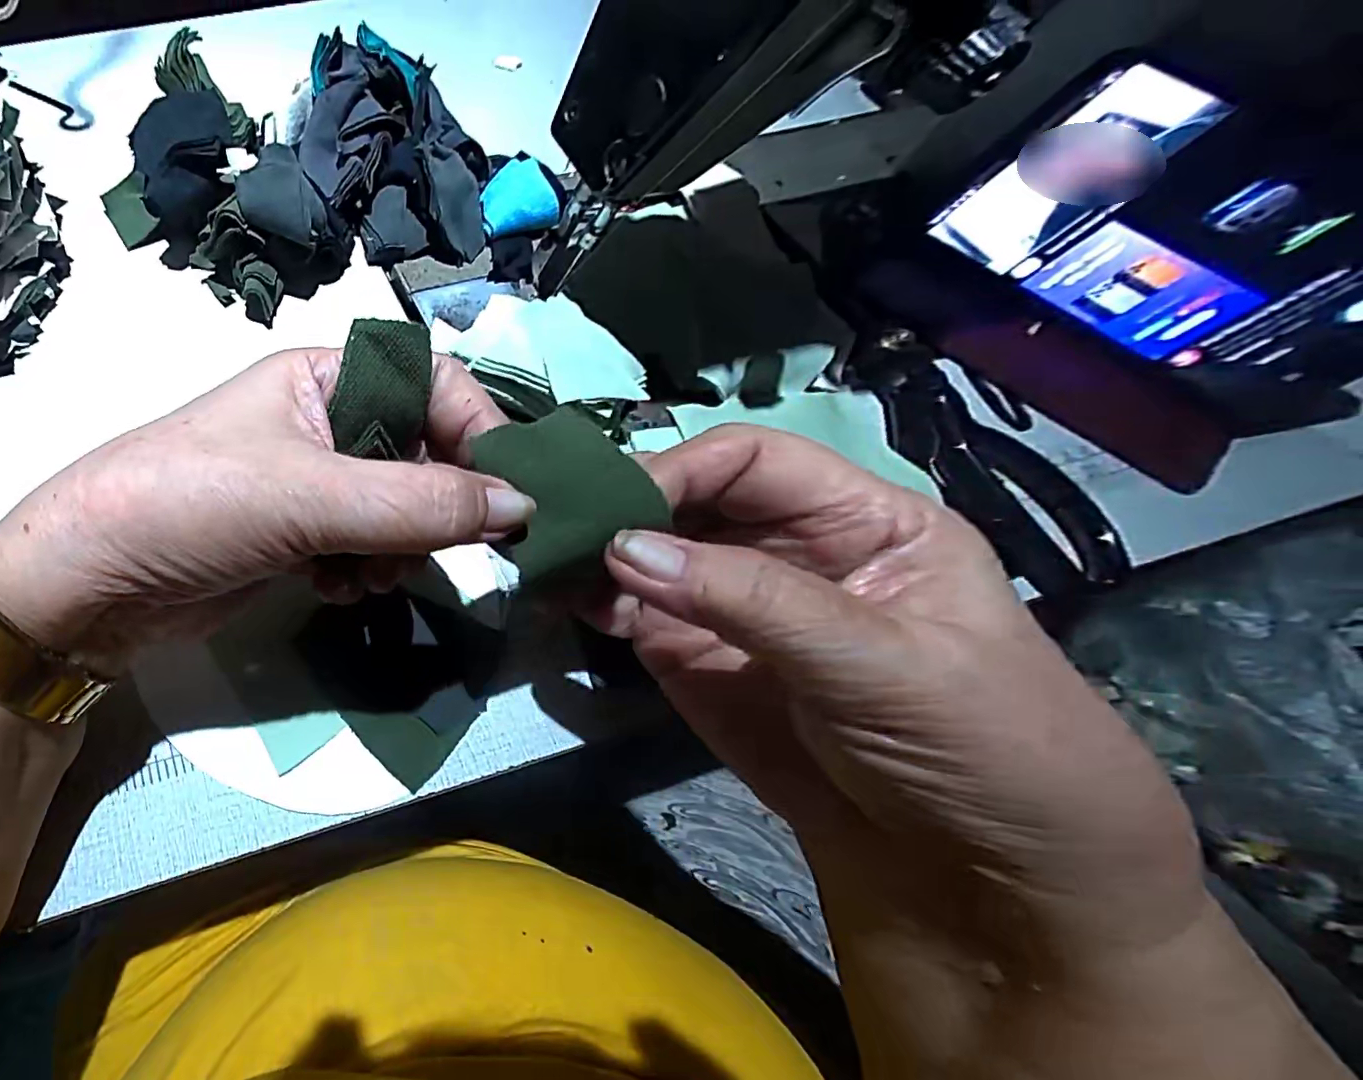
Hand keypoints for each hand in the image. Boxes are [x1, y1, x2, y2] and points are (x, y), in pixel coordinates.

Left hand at [0, 348, 527, 674]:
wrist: (89, 584)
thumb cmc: (191, 504)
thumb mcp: (309, 495)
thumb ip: (419, 502)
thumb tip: (522, 507)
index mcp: (326, 377)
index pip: (434, 386)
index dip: (477, 432)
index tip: (507, 494)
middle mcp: (327, 422)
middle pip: (424, 454)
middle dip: (432, 507)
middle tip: (424, 548)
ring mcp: (315, 484)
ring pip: (401, 510)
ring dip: (397, 549)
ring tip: (362, 575)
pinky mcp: (302, 535)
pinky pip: (369, 546)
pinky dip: (366, 570)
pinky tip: (333, 587)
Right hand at [587, 426, 1310, 1074]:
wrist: (973, 882)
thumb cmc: (977, 745)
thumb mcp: (878, 660)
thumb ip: (749, 599)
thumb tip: (621, 548)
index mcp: (854, 517)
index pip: (750, 461)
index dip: (682, 469)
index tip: (615, 503)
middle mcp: (780, 545)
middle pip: (684, 499)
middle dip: (623, 506)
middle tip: (559, 525)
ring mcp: (727, 602)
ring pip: (646, 552)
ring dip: (596, 554)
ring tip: (547, 564)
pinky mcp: (690, 652)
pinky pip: (632, 610)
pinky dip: (594, 601)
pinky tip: (565, 603)